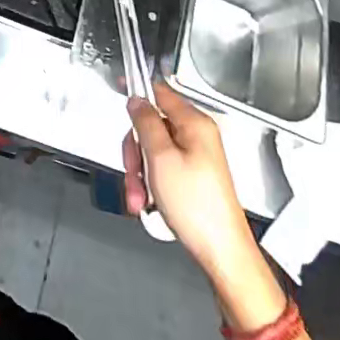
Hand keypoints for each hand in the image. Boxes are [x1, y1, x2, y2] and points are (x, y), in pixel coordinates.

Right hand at [123, 81, 256, 276]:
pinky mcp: (191, 176)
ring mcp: (195, 157)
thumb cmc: (196, 206)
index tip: (119, 89)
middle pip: (151, 125)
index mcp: (195, 124)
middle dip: (135, 150)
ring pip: (151, 150)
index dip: (138, 92)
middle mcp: (197, 137)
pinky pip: (160, 168)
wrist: (219, 250)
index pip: (161, 92)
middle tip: (133, 169)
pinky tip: (147, 201)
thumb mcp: (160, 157)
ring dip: (139, 172)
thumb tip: (137, 100)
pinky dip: (149, 183)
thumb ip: (145, 123)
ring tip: (140, 195)